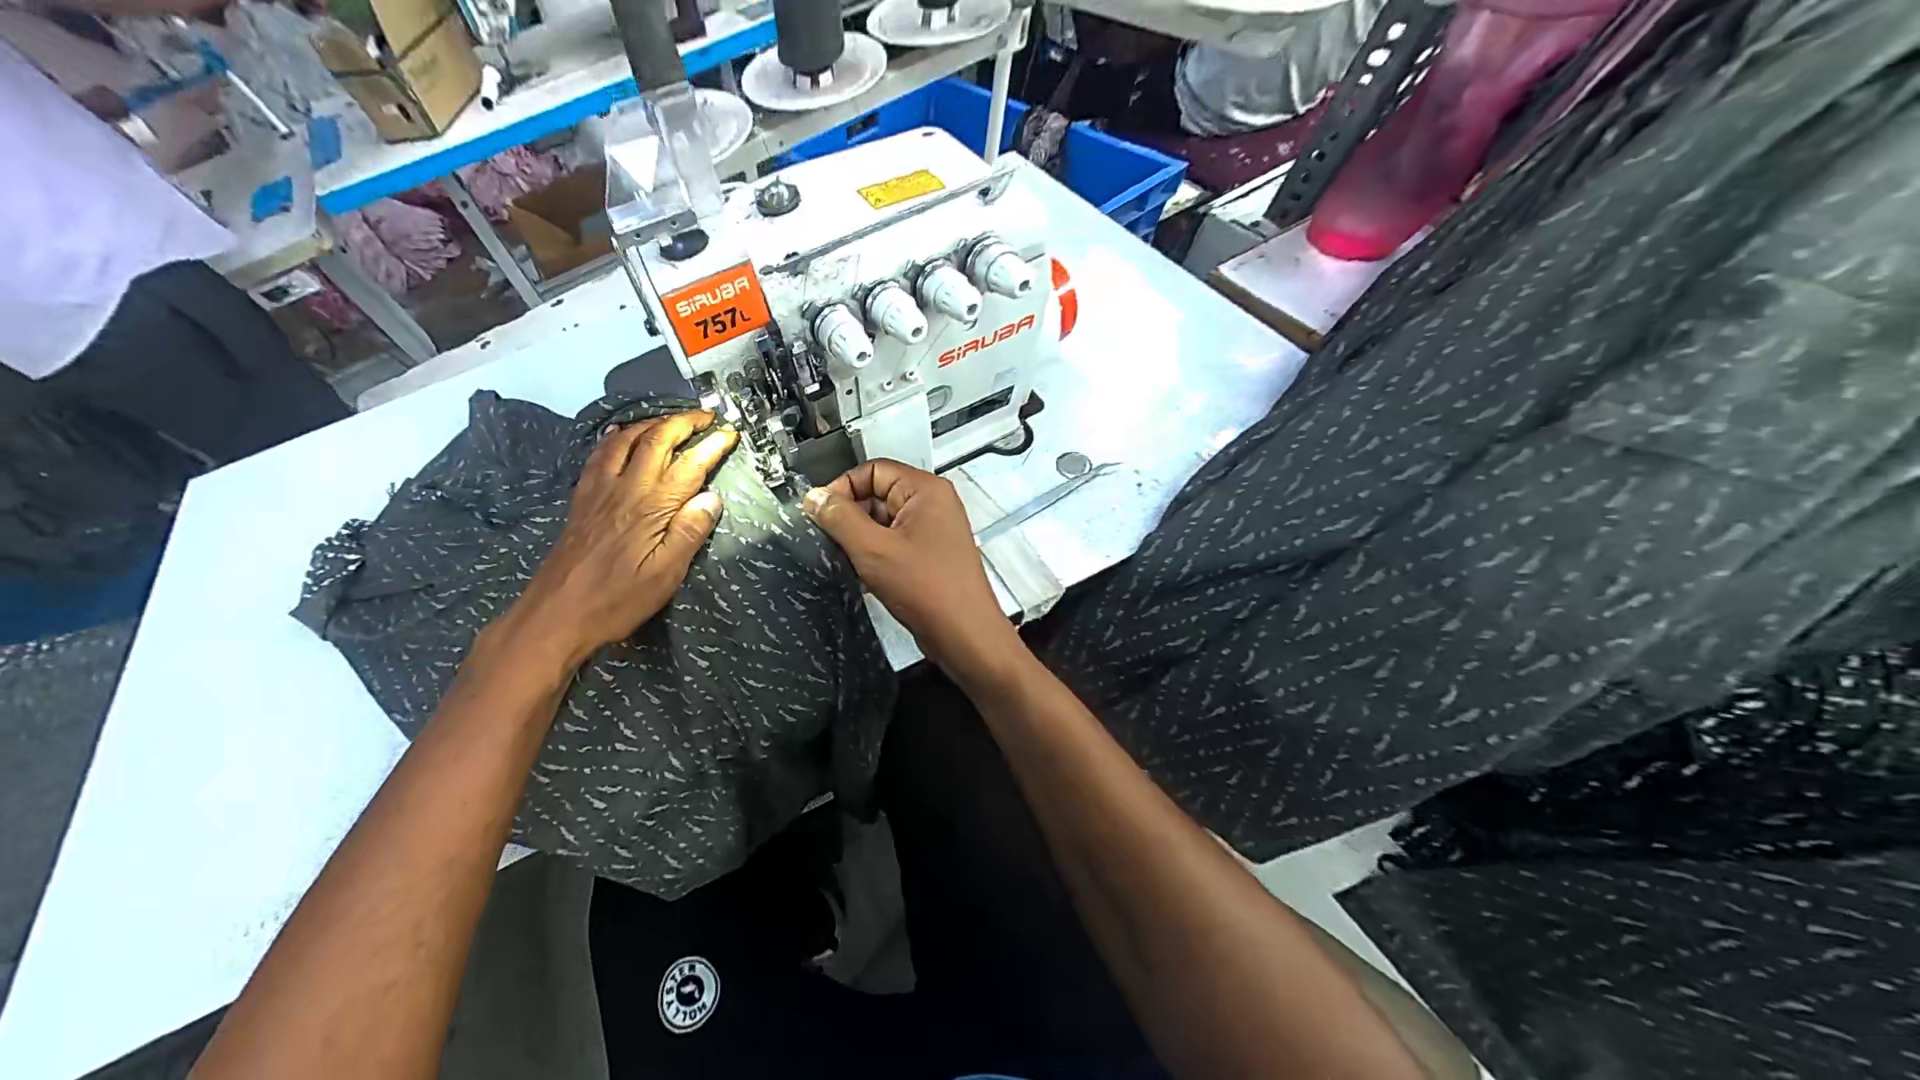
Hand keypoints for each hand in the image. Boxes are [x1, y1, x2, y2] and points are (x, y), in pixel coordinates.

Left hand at [501, 411, 736, 667]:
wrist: (554, 614)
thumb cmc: (616, 600)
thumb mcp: (664, 575)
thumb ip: (689, 533)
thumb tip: (711, 497)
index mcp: (651, 508)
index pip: (689, 466)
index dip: (711, 446)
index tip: (730, 433)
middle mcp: (625, 490)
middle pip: (656, 441)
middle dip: (683, 422)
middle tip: (706, 416)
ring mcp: (599, 491)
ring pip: (625, 441)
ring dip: (652, 423)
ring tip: (672, 419)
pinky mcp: (582, 499)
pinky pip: (599, 455)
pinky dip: (615, 437)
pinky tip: (620, 433)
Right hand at [802, 459, 1017, 677]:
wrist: (963, 634)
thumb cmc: (931, 590)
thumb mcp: (873, 549)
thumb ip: (840, 518)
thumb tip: (816, 497)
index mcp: (925, 490)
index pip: (873, 469)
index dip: (843, 487)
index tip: (820, 511)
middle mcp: (933, 505)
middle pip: (876, 494)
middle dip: (851, 516)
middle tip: (832, 540)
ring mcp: (933, 531)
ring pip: (882, 522)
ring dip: (861, 539)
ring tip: (852, 561)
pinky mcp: (929, 555)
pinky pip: (893, 543)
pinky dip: (875, 554)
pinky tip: (865, 574)